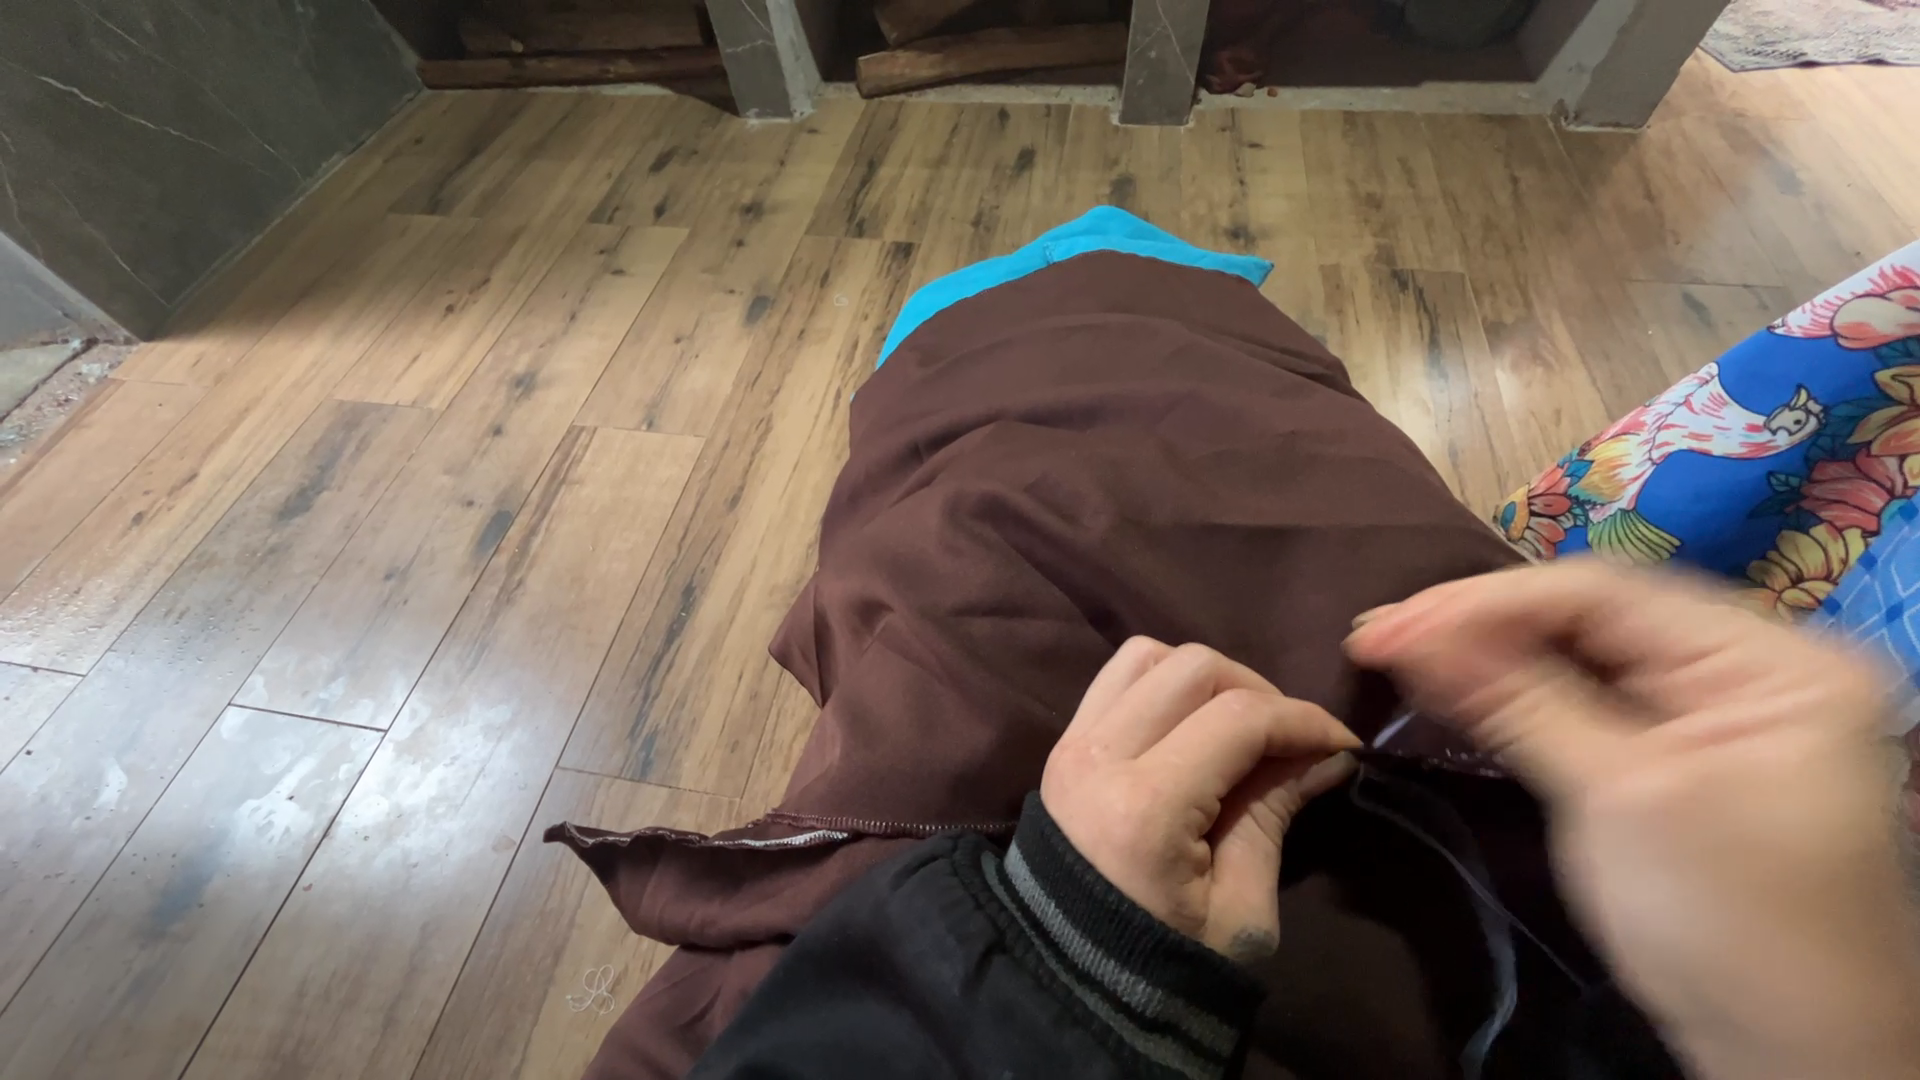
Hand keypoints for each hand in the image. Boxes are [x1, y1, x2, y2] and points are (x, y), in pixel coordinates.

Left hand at [1040, 638, 1359, 961]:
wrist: (1070, 973)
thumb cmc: (1164, 959)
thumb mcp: (1240, 908)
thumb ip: (1273, 814)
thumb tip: (1325, 753)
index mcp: (1144, 806)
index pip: (1236, 719)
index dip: (1301, 719)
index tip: (1341, 743)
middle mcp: (1098, 755)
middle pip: (1191, 668)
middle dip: (1258, 690)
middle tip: (1290, 738)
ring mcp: (1070, 741)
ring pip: (1147, 656)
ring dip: (1204, 677)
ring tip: (1239, 724)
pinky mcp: (1062, 741)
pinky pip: (1116, 677)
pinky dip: (1162, 680)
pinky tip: (1192, 721)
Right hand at [1345, 561, 1919, 1079]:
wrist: (1784, 1049)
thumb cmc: (1722, 923)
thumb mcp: (1615, 795)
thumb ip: (1510, 698)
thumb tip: (1403, 632)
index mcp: (1770, 662)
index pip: (1600, 594)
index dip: (1480, 604)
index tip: (1385, 628)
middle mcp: (1739, 661)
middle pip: (1579, 611)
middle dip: (1468, 620)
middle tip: (1373, 633)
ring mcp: (1700, 697)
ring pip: (1563, 643)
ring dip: (1471, 645)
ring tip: (1386, 645)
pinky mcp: (1659, 733)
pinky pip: (1564, 684)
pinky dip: (1495, 680)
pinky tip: (1435, 674)